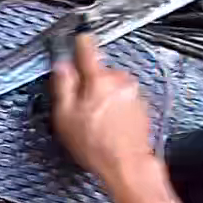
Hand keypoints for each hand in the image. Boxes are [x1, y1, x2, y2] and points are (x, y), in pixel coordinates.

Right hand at [50, 33, 155, 184]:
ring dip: (102, 95)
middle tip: (78, 104)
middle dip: (88, 82)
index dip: (79, 41)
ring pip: (111, 84)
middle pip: (99, 70)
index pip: (88, 48)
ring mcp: (133, 92)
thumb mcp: (66, 116)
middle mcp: (120, 81)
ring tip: (93, 119)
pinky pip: (121, 97)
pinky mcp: (141, 105)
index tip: (77, 37)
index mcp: (99, 78)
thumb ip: (63, 85)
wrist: (127, 165)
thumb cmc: (96, 145)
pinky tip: (107, 124)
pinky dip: (113, 106)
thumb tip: (61, 66)